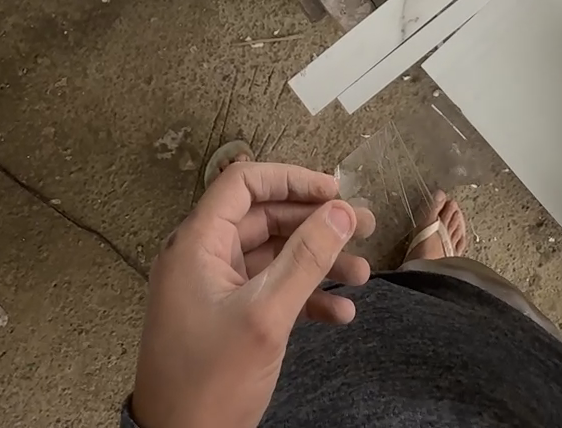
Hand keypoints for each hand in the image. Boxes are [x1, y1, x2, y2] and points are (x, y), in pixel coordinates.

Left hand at [130, 162, 373, 427]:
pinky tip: (340, 313)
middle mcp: (204, 256)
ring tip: (362, 272)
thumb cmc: (209, 383)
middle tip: (363, 226)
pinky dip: (305, 296)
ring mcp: (216, 287)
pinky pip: (270, 290)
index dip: (290, 179)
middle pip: (266, 217)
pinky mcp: (227, 316)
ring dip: (318, 261)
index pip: (244, 182)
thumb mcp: (265, 315)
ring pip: (274, 255)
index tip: (333, 190)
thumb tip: (340, 210)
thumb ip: (306, 258)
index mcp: (198, 242)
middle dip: (316, 222)